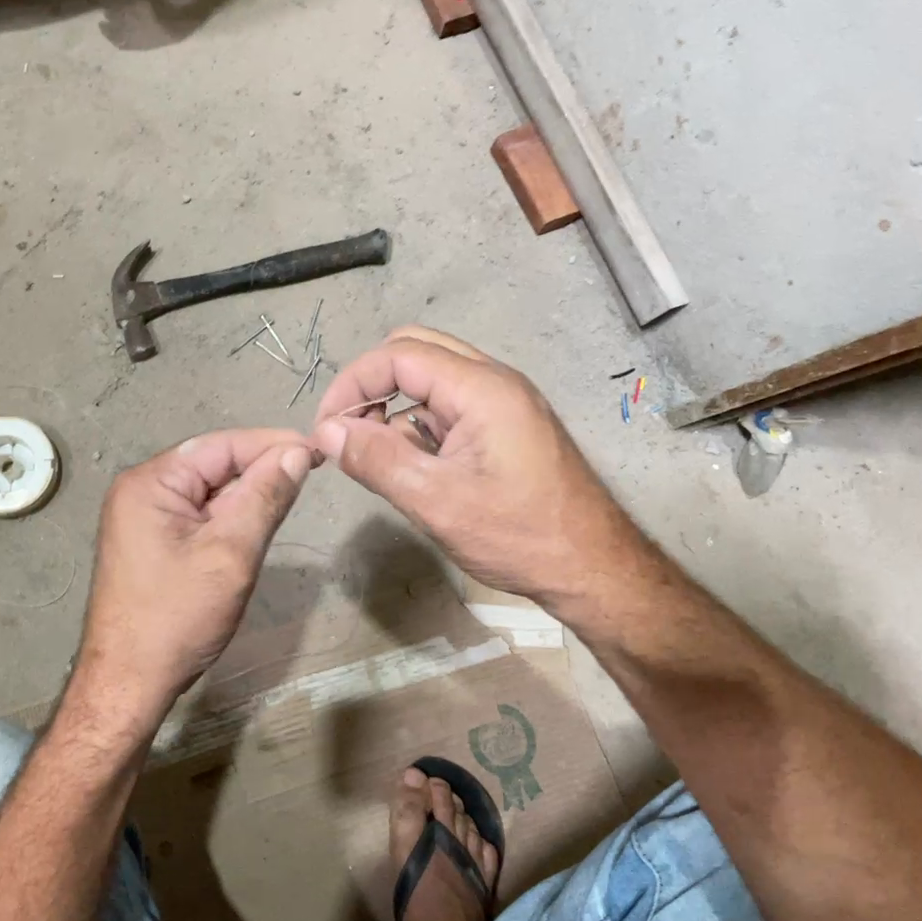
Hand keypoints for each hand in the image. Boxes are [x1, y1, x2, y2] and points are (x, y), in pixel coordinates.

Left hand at [71, 428, 313, 728]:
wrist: (127, 684)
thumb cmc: (176, 618)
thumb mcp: (230, 554)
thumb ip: (264, 498)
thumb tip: (294, 453)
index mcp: (150, 482)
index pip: (220, 446)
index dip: (270, 444)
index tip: (315, 450)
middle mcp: (140, 490)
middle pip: (211, 464)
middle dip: (259, 467)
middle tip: (310, 472)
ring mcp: (142, 517)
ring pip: (207, 491)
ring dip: (246, 493)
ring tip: (291, 493)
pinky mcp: (150, 542)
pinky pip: (197, 515)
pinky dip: (228, 516)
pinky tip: (256, 522)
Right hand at [311, 327, 650, 601]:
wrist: (595, 570)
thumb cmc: (520, 536)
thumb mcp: (437, 503)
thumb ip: (377, 461)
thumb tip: (326, 431)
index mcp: (482, 388)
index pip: (398, 355)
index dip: (352, 384)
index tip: (326, 428)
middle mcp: (495, 381)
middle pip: (415, 351)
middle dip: (371, 387)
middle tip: (350, 434)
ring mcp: (504, 402)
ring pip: (431, 378)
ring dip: (396, 407)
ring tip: (383, 460)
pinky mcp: (506, 424)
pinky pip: (449, 404)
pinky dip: (420, 424)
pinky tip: (419, 469)